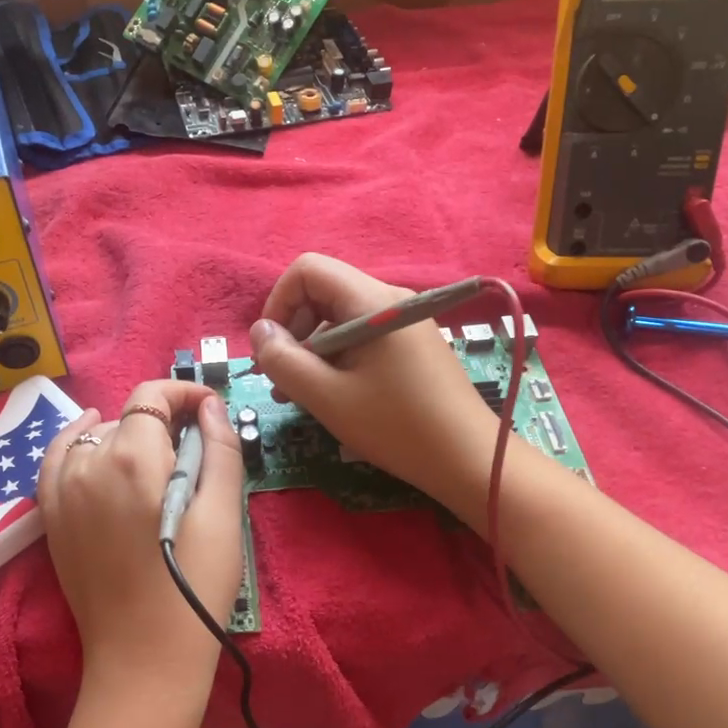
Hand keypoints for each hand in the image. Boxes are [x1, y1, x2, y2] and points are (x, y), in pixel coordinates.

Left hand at [38, 382, 243, 686]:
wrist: (143, 659)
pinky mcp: (51, 519)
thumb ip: (218, 450)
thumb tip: (210, 406)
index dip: (184, 392)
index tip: (210, 408)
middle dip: (163, 418)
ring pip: (93, 436)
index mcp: (132, 457)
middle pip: (126, 416)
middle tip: (196, 446)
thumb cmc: (193, 588)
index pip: (151, 396)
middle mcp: (87, 464)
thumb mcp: (223, 516)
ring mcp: (62, 492)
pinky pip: (57, 462)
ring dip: (124, 433)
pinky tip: (93, 443)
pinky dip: (77, 444)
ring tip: (155, 454)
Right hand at [250, 253, 499, 517]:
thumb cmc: (396, 425)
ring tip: (299, 395)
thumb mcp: (327, 397)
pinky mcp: (412, 345)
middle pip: (322, 292)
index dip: (278, 303)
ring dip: (312, 351)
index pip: (307, 270)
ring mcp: (403, 321)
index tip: (270, 349)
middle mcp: (389, 298)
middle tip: (280, 379)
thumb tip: (259, 332)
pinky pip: (361, 336)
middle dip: (293, 330)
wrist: (468, 458)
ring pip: (339, 318)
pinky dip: (337, 359)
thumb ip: (284, 360)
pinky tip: (331, 395)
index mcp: (371, 300)